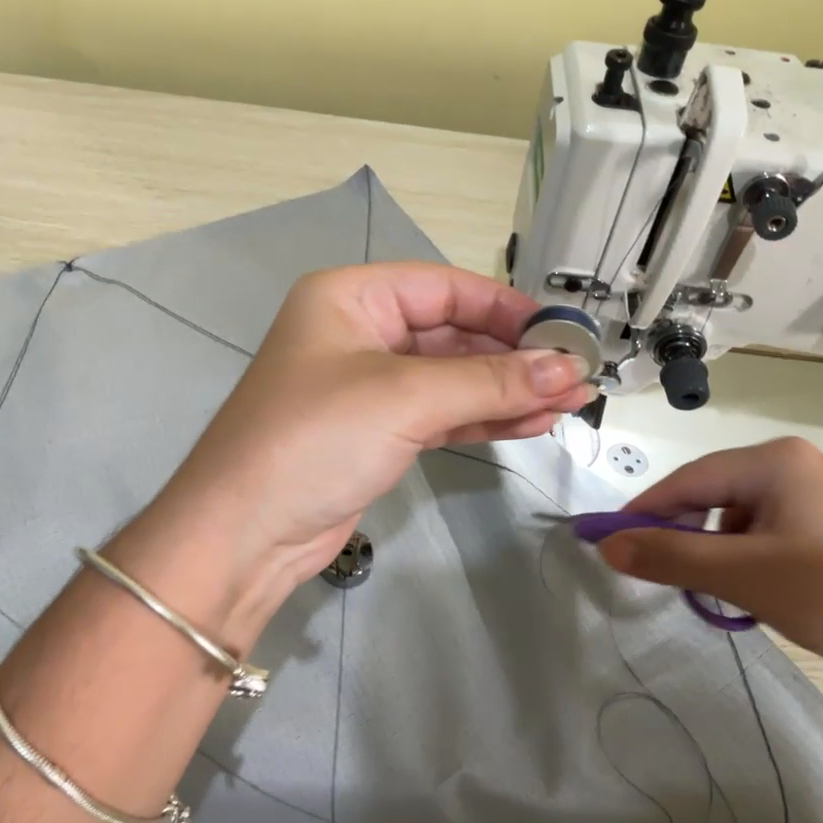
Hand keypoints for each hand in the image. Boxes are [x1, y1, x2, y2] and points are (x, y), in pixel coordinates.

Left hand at [122, 263, 592, 639]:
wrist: (245, 535)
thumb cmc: (316, 439)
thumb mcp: (405, 397)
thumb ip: (490, 381)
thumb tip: (569, 368)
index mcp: (351, 297)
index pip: (444, 287)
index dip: (505, 307)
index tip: (563, 332)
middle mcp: (359, 333)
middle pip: (453, 333)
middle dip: (514, 357)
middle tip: (578, 376)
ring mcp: (369, 387)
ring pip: (453, 378)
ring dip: (509, 391)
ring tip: (571, 404)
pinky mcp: (379, 434)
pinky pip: (443, 414)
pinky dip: (485, 418)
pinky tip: (533, 423)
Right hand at [597, 437, 822, 681]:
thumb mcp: (743, 575)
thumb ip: (670, 556)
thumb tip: (606, 544)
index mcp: (774, 460)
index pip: (688, 479)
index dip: (644, 511)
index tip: (608, 542)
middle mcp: (796, 465)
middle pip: (714, 495)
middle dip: (684, 535)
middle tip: (660, 573)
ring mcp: (820, 495)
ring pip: (741, 518)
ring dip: (718, 553)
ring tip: (719, 593)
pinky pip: (770, 533)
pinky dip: (749, 560)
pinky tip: (758, 594)